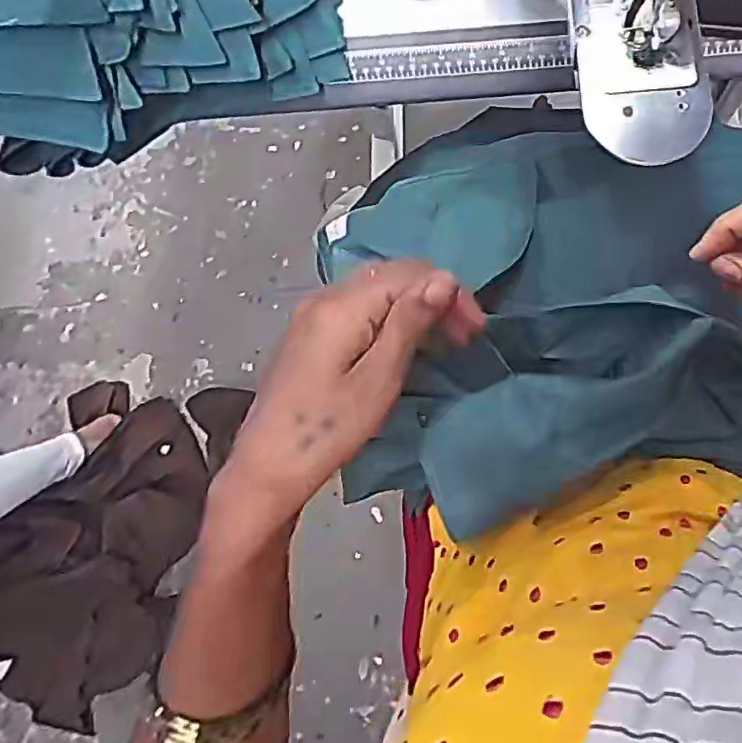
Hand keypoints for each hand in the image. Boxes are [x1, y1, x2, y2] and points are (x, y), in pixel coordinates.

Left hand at [215, 260, 483, 538]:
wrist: (265, 468)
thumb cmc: (327, 431)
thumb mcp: (378, 379)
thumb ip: (409, 324)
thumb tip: (444, 280)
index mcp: (341, 306)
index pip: (409, 274)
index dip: (450, 293)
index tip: (476, 328)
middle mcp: (325, 297)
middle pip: (392, 275)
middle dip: (436, 295)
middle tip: (466, 333)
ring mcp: (314, 313)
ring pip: (378, 289)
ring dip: (416, 305)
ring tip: (445, 338)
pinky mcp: (311, 332)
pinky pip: (361, 307)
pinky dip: (393, 316)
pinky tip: (408, 341)